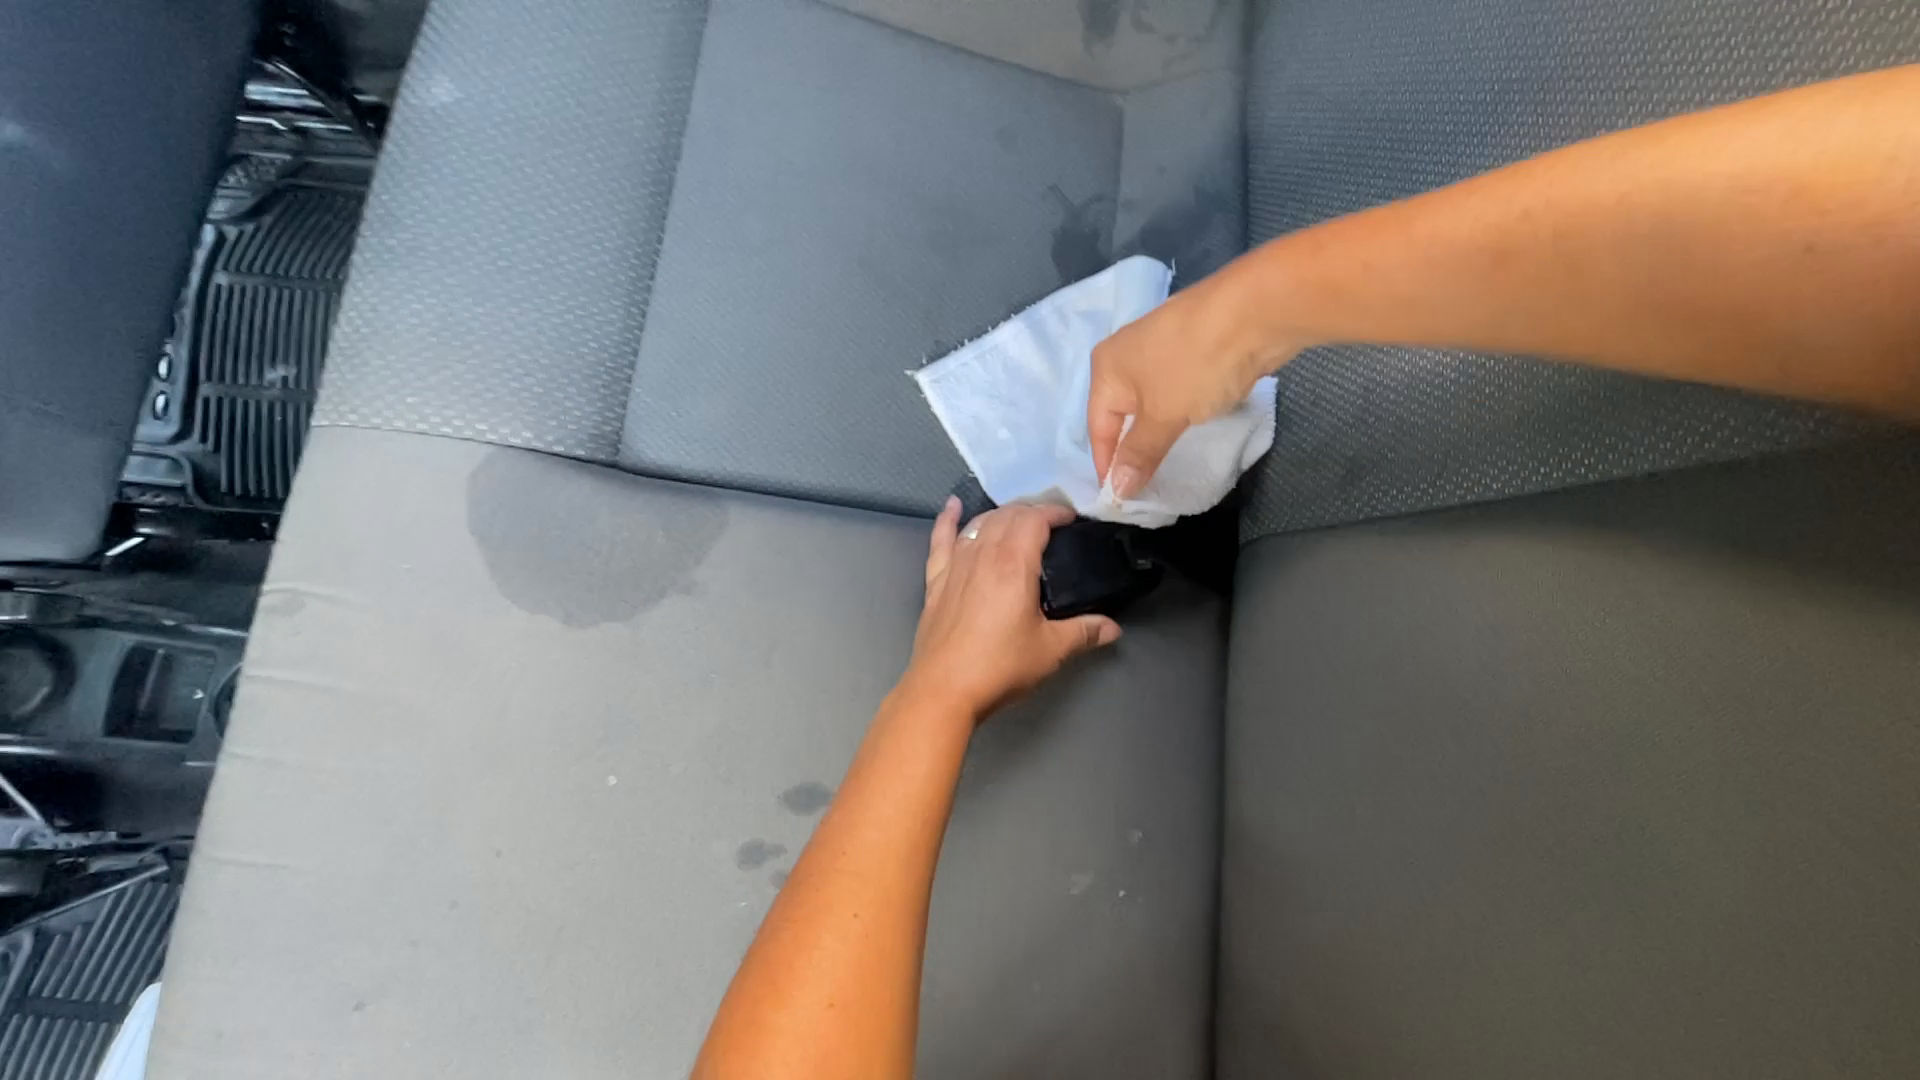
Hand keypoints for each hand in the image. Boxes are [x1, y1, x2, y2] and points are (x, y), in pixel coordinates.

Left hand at [899, 498, 1122, 718]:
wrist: (944, 689)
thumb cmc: (999, 666)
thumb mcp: (1050, 650)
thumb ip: (1083, 633)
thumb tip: (1112, 629)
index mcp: (1013, 564)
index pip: (1035, 519)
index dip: (1054, 512)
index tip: (1071, 518)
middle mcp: (983, 555)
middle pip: (1007, 515)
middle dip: (1032, 510)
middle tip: (1051, 522)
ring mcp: (956, 565)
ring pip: (979, 523)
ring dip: (1000, 514)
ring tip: (1017, 517)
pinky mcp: (936, 581)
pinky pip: (941, 540)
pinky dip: (947, 520)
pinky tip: (953, 506)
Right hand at [1088, 269, 1301, 497]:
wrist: (1258, 310)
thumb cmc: (1196, 363)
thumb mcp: (1163, 416)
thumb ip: (1139, 454)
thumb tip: (1117, 489)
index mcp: (1106, 367)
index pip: (1098, 427)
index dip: (1108, 464)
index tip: (1119, 498)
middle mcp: (1126, 353)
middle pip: (1122, 413)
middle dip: (1132, 449)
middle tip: (1143, 486)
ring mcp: (1161, 346)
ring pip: (1151, 401)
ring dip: (1158, 431)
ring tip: (1167, 463)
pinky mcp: (1193, 346)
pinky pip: (1176, 389)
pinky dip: (1180, 411)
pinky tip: (1192, 427)